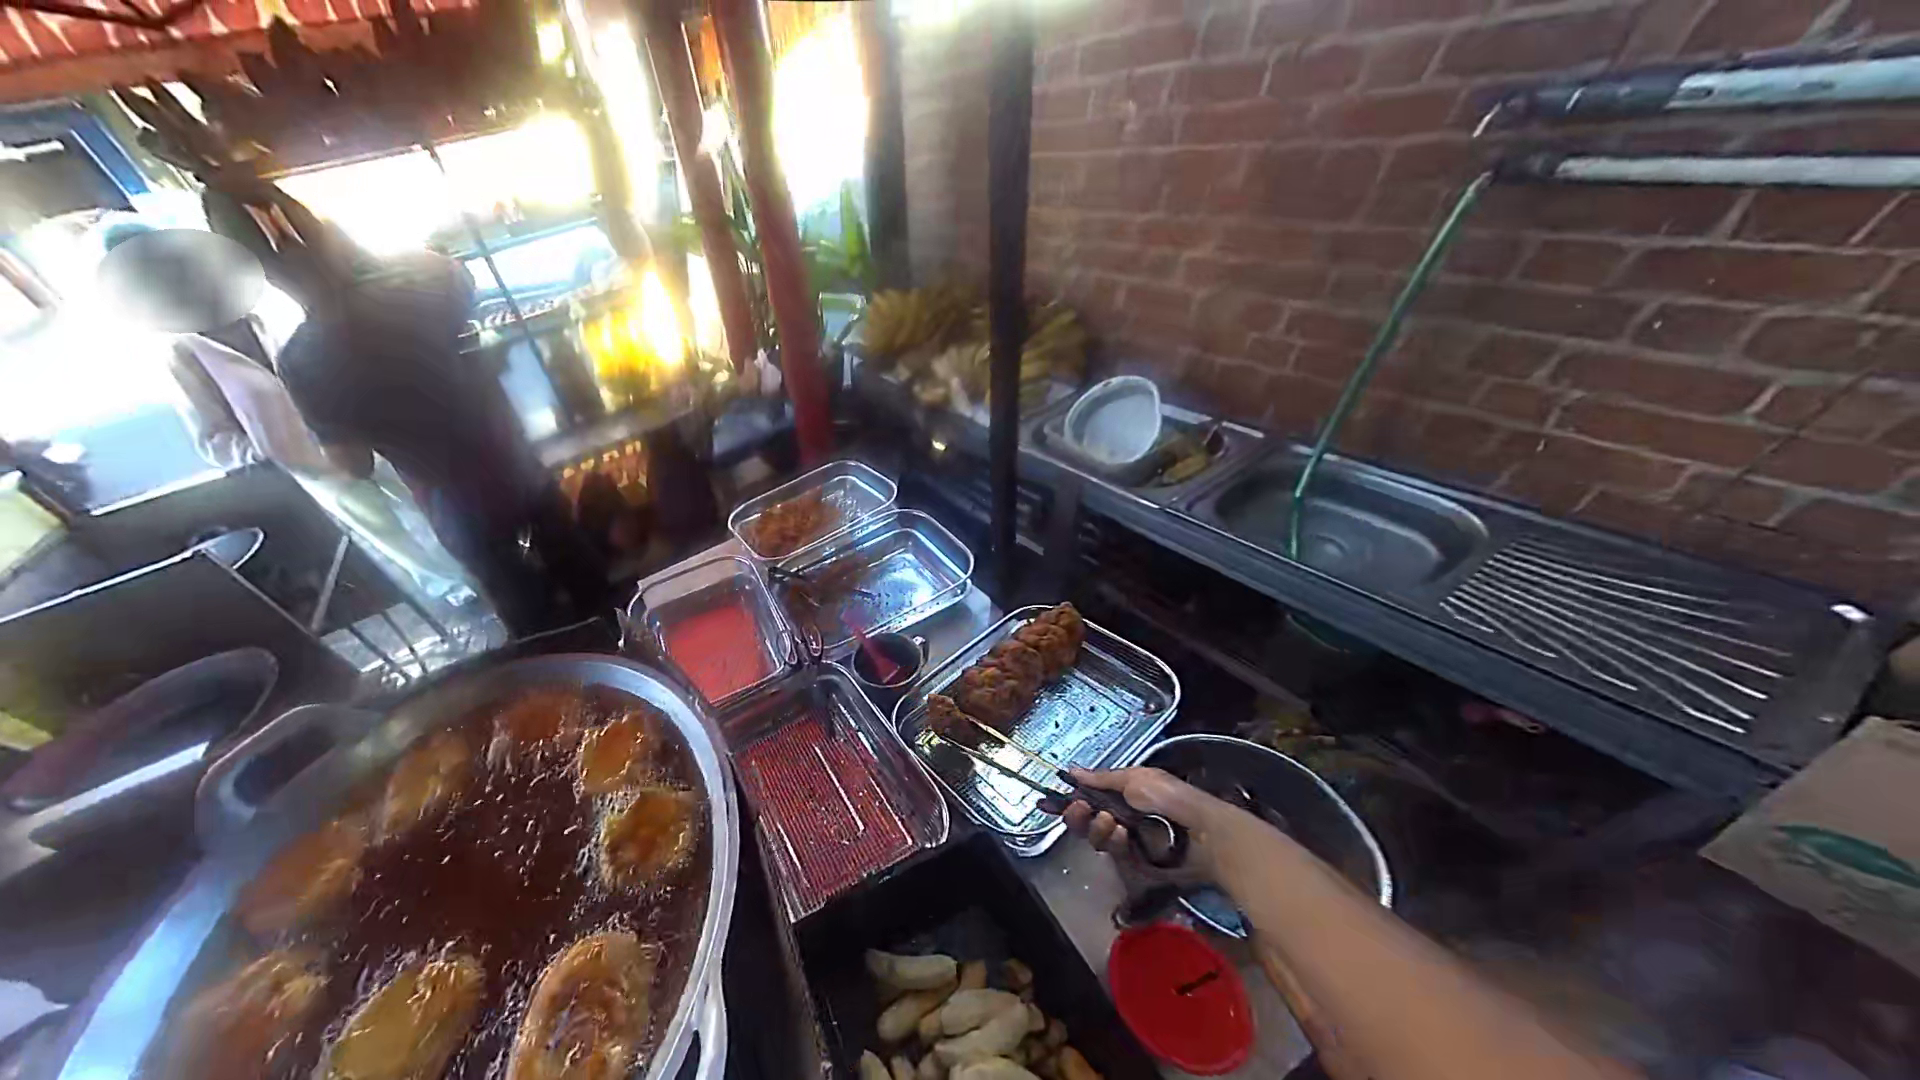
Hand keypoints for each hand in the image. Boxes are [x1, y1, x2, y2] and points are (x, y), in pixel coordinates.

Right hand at [1060, 766, 1230, 879]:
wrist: (1200, 832)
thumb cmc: (1169, 797)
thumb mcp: (1134, 778)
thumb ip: (1101, 778)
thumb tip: (1073, 770)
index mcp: (1120, 793)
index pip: (1086, 797)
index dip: (1068, 801)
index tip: (1046, 802)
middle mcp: (1120, 816)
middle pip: (1084, 821)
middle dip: (1077, 815)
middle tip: (1079, 809)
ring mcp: (1127, 841)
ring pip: (1095, 839)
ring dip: (1097, 828)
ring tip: (1110, 822)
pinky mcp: (1135, 863)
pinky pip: (1113, 854)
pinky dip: (1115, 843)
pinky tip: (1124, 835)